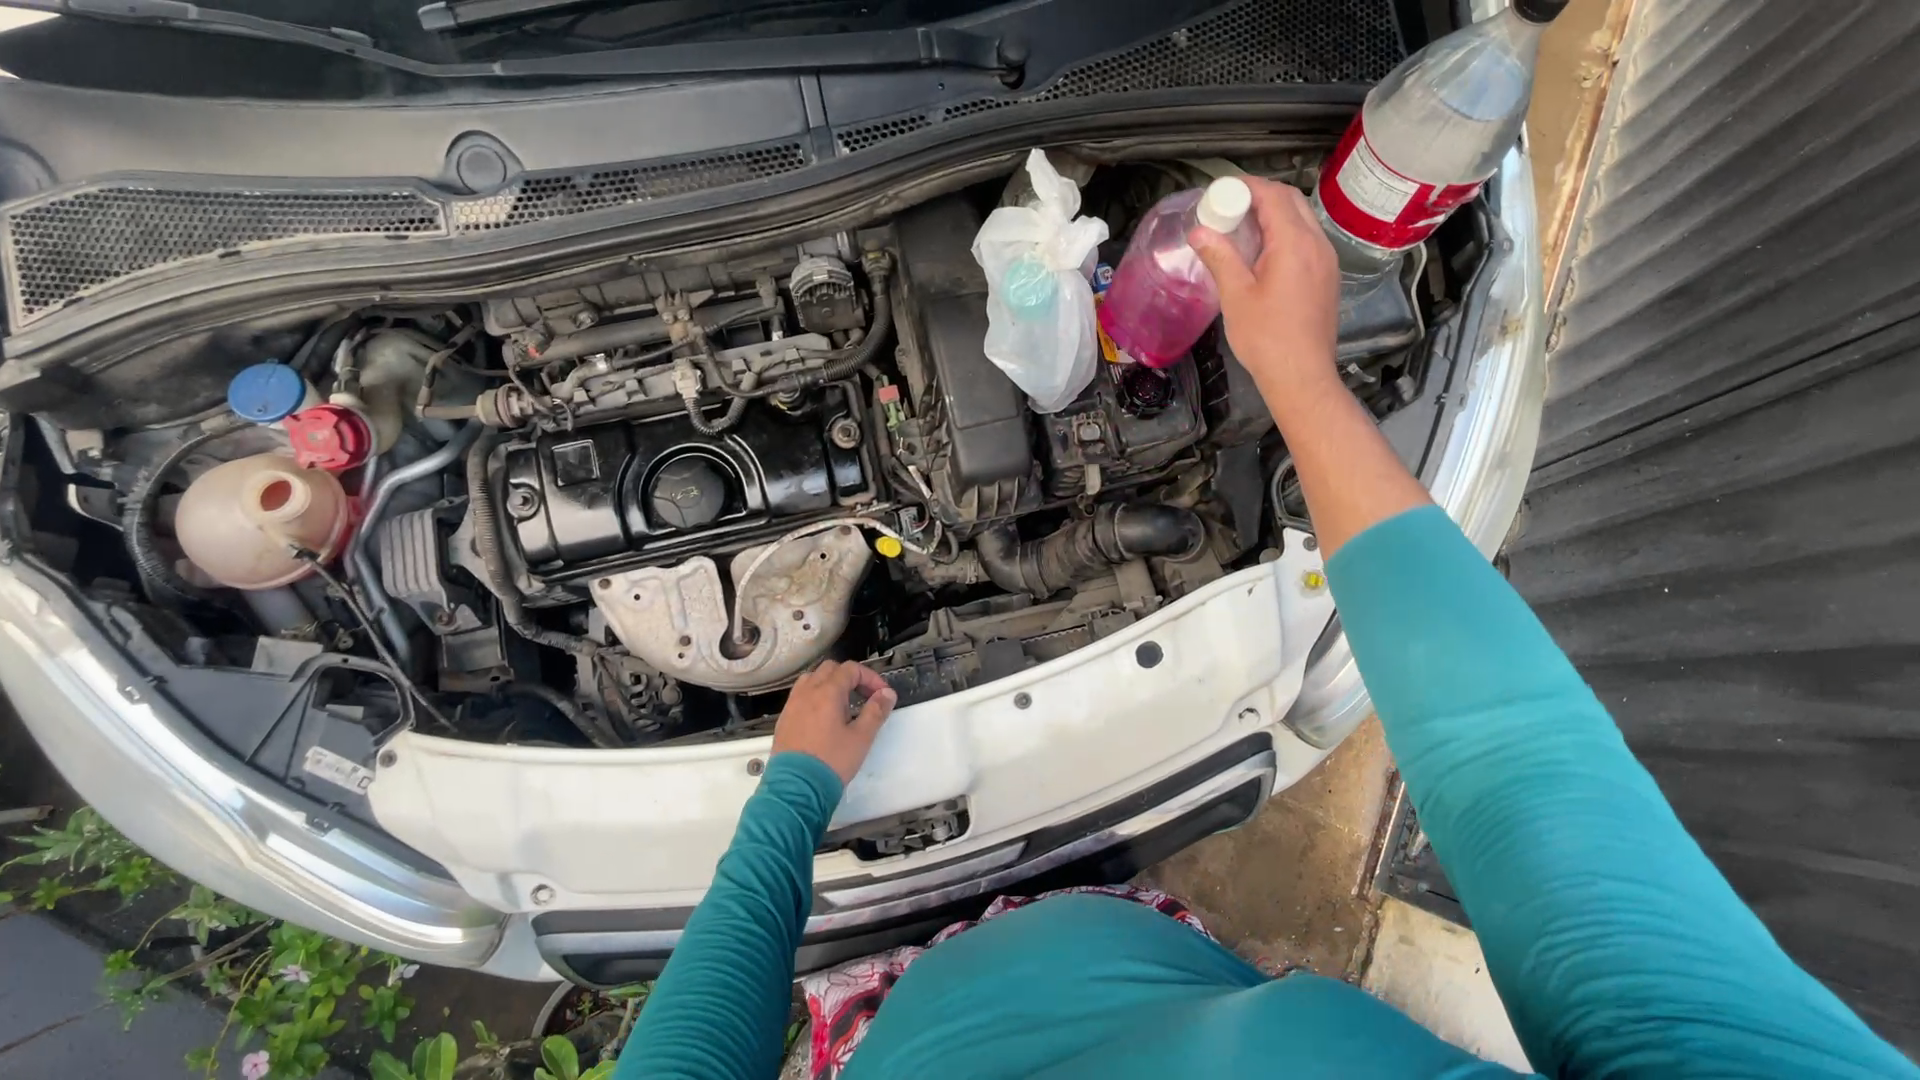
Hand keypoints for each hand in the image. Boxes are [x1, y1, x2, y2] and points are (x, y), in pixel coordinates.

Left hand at [770, 660, 897, 784]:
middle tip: (864, 696)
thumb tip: (887, 694)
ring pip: (812, 679)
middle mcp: (807, 693)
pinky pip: (800, 696)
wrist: (796, 788)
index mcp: (827, 692)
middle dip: (850, 677)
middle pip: (830, 669)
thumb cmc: (831, 762)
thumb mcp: (861, 738)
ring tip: (843, 705)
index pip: (851, 669)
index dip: (870, 677)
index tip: (881, 694)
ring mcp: (792, 705)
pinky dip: (815, 697)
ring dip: (830, 684)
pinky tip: (824, 718)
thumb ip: (876, 711)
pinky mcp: (784, 719)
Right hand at [1189, 177, 1340, 396]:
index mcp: (1294, 243)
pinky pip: (1306, 240)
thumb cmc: (1266, 338)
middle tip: (1228, 209)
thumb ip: (1220, 258)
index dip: (1246, 187)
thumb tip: (1199, 232)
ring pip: (1301, 220)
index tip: (1220, 192)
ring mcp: (1326, 260)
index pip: (1273, 196)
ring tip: (1241, 230)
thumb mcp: (1236, 296)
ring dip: (1272, 215)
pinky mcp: (1326, 276)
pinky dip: (1284, 234)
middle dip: (1260, 197)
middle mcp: (1317, 244)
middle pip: (1291, 201)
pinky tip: (1262, 254)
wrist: (1301, 375)